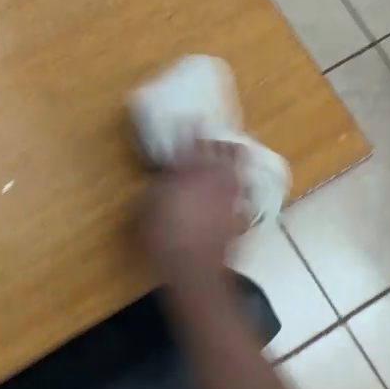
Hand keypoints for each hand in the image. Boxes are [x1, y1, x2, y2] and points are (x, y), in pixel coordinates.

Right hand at [139, 136, 249, 276]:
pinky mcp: (237, 221)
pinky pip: (241, 198)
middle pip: (223, 158)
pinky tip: (237, 191)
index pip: (190, 146)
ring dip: (236, 164)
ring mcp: (228, 203)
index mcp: (188, 176)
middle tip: (222, 138)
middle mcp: (212, 185)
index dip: (191, 130)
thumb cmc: (163, 237)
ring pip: (236, 176)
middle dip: (223, 146)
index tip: (195, 117)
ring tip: (237, 156)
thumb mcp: (148, 205)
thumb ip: (161, 184)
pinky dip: (239, 190)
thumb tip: (168, 172)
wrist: (194, 272)